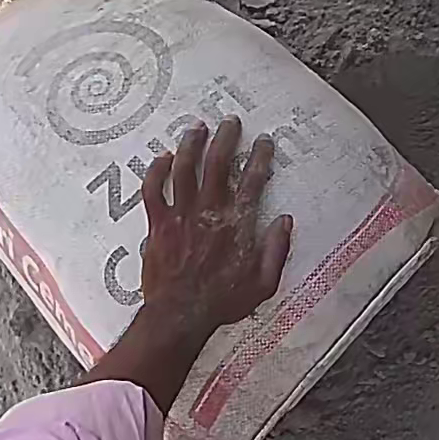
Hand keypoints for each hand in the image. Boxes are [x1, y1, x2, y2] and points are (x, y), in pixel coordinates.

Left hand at [86, 116, 291, 413]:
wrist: (180, 316)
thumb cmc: (222, 302)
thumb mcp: (263, 283)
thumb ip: (276, 250)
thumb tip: (285, 221)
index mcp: (237, 224)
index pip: (253, 181)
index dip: (260, 158)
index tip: (264, 142)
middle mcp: (209, 213)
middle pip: (218, 165)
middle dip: (226, 139)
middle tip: (230, 123)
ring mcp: (181, 216)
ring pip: (185, 170)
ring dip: (191, 144)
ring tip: (197, 127)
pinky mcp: (158, 225)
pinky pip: (153, 191)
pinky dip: (157, 171)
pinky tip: (163, 157)